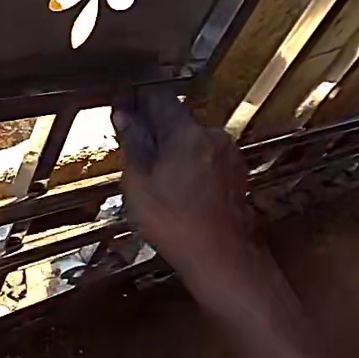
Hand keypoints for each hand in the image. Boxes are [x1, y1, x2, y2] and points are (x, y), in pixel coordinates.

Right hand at [110, 86, 262, 282]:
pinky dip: (190, 164)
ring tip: (155, 176)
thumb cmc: (178, 225)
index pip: (158, 98)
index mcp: (187, 133)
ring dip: (173, 148)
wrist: (222, 259)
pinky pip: (206, 157)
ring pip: (192, 139)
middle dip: (155, 128)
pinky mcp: (236, 173)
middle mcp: (213, 137)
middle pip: (177, 118)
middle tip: (133, 147)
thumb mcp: (139, 183)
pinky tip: (178, 189)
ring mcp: (228, 155)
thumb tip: (124, 115)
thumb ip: (133, 142)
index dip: (136, 101)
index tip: (122, 109)